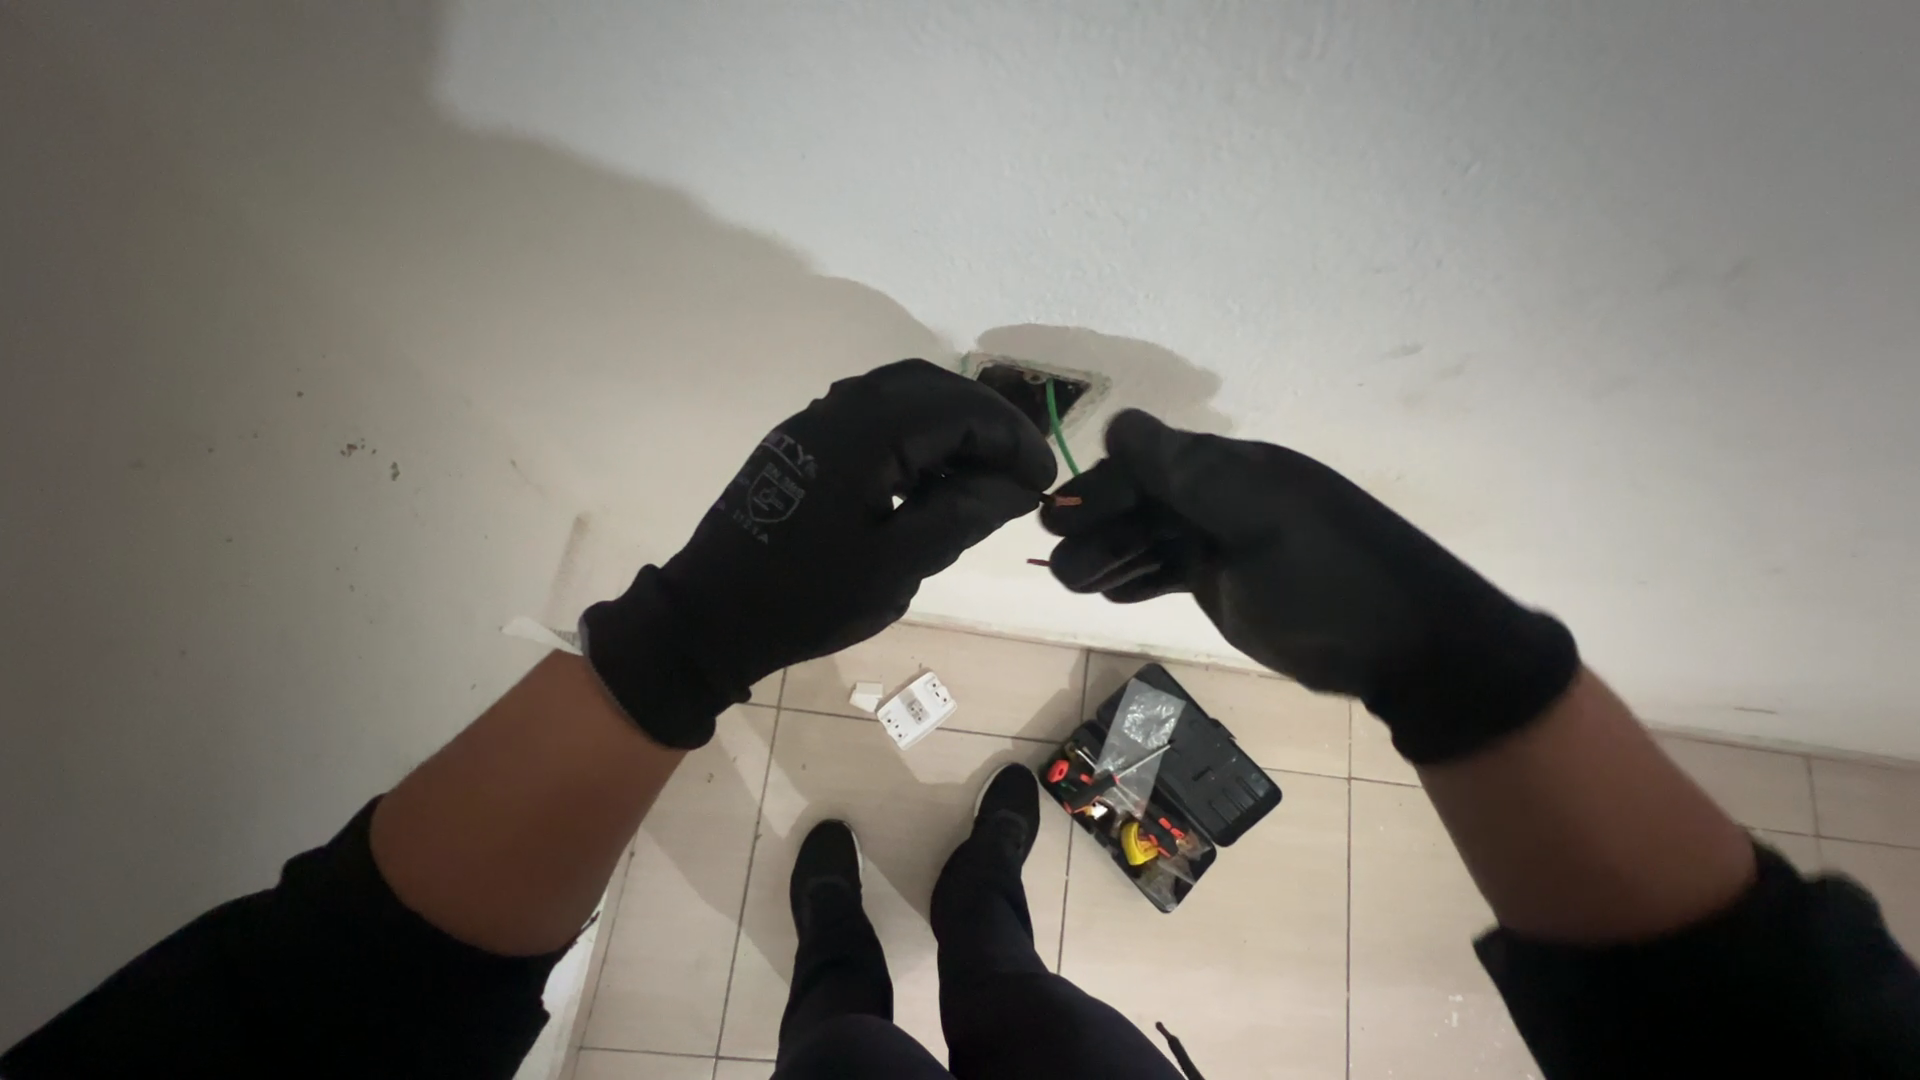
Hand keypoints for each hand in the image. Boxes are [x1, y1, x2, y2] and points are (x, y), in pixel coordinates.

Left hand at [583, 360, 1056, 746]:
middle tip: (1022, 469)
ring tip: (987, 474)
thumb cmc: (804, 599)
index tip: (1044, 481)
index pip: (960, 411)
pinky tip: (934, 479)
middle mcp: (840, 409)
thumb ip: (962, 516)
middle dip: (987, 424)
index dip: (1012, 441)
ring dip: (952, 427)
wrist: (708, 617)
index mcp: (865, 433)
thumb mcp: (895, 567)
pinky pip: (874, 418)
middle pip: (933, 388)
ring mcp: (817, 421)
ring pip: (903, 397)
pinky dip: (916, 438)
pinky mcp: (805, 442)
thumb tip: (1017, 486)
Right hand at [1040, 410, 1576, 762]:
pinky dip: (1139, 580)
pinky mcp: (1225, 584)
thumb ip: (1188, 472)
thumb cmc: (1330, 578)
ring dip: (1110, 560)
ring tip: (1074, 584)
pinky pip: (1169, 572)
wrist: (1405, 647)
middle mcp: (1222, 499)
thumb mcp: (1260, 518)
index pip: (1148, 467)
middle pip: (1142, 506)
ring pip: (1150, 542)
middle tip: (1058, 564)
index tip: (1059, 519)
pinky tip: (1112, 594)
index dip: (1102, 490)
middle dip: (1098, 531)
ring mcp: (1223, 543)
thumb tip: (1119, 424)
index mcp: (1232, 471)